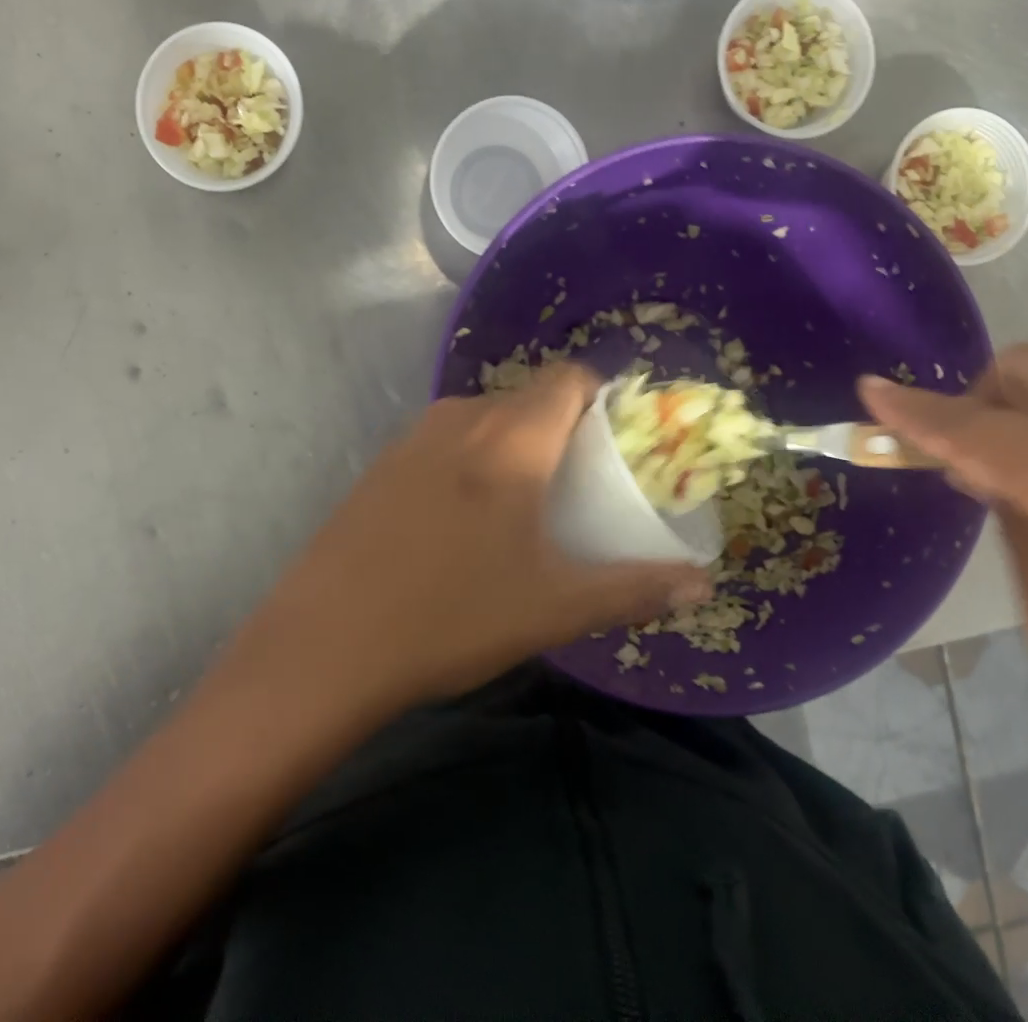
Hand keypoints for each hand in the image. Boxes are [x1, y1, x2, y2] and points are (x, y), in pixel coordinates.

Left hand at [226, 363, 710, 720]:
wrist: (324, 648)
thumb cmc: (450, 618)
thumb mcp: (553, 609)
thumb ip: (633, 590)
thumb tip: (702, 586)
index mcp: (509, 439)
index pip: (570, 379)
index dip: (605, 400)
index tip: (622, 445)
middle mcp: (458, 420)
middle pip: (527, 400)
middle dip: (563, 432)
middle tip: (582, 490)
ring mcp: (407, 442)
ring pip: (480, 423)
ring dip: (513, 450)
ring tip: (526, 512)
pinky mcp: (375, 471)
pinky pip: (441, 448)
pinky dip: (468, 467)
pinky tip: (461, 529)